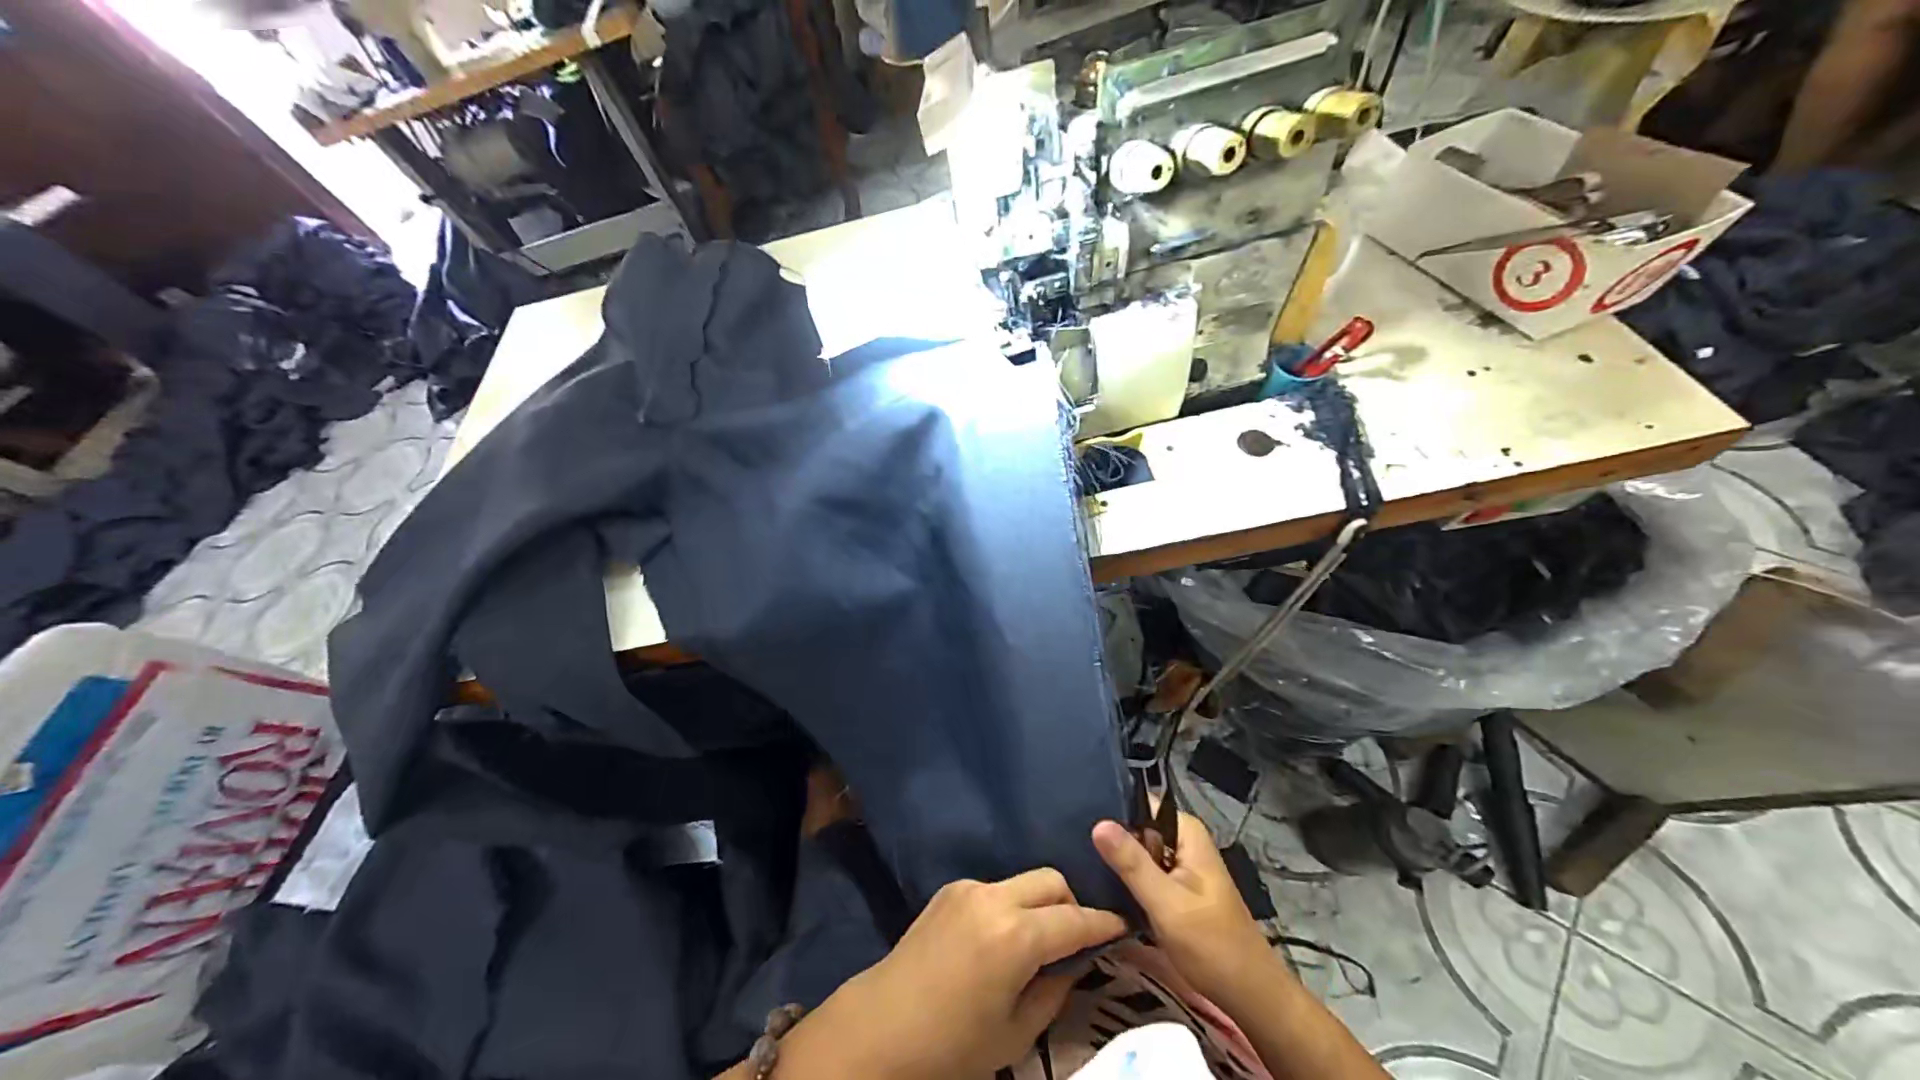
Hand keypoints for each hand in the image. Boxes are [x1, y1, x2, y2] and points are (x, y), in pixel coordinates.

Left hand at [787, 869, 1126, 1079]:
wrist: (880, 1028)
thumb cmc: (952, 1045)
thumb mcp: (1017, 1031)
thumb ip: (1055, 989)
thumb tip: (1074, 961)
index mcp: (1016, 935)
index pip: (1076, 919)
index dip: (1104, 924)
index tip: (1123, 927)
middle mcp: (994, 898)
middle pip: (1052, 881)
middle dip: (1072, 905)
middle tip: (1077, 940)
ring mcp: (968, 888)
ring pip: (1023, 880)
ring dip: (1040, 904)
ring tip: (1039, 941)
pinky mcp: (949, 889)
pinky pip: (996, 888)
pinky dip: (1012, 905)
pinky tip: (1003, 939)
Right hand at [1092, 812, 1284, 1009]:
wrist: (1248, 995)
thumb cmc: (1212, 946)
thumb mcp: (1167, 904)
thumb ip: (1132, 863)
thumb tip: (1098, 823)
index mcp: (1187, 833)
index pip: (1141, 804)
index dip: (1111, 809)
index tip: (1076, 818)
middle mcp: (1182, 842)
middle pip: (1136, 827)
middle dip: (1109, 837)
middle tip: (1071, 844)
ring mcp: (1177, 867)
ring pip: (1137, 852)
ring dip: (1113, 860)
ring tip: (1076, 860)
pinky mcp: (1171, 890)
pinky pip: (1141, 873)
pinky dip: (1123, 879)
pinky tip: (1096, 883)